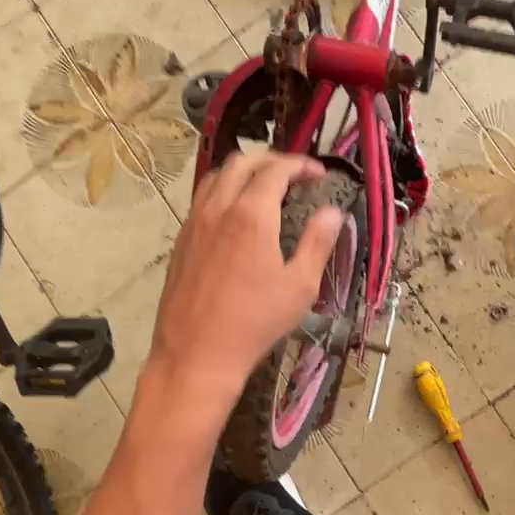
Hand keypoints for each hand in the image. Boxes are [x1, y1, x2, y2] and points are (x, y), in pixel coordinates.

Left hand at [149, 153, 343, 398]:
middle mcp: (219, 208)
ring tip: (265, 187)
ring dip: (244, 172)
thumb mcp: (300, 286)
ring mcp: (195, 223)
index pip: (276, 170)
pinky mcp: (181, 241)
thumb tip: (333, 212)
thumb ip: (318, 242)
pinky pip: (203, 199)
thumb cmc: (256, 322)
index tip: (318, 173)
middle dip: (271, 160)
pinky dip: (224, 191)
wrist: (197, 354)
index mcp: (252, 215)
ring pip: (216, 176)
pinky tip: (237, 215)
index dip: (300, 164)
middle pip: (242, 163)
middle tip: (293, 174)